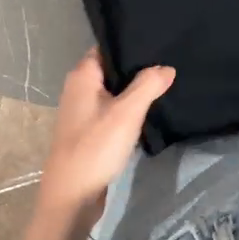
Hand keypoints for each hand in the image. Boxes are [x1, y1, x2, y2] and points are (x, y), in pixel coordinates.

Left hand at [37, 50, 174, 216]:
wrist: (71, 196)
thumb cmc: (96, 146)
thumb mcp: (127, 112)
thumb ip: (148, 85)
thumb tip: (167, 67)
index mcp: (82, 75)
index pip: (108, 46)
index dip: (131, 43)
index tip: (158, 43)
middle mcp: (78, 87)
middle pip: (111, 68)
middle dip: (136, 68)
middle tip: (167, 63)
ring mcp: (81, 110)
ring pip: (112, 91)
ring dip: (132, 91)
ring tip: (162, 84)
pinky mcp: (87, 130)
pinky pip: (110, 110)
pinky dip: (126, 110)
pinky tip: (146, 112)